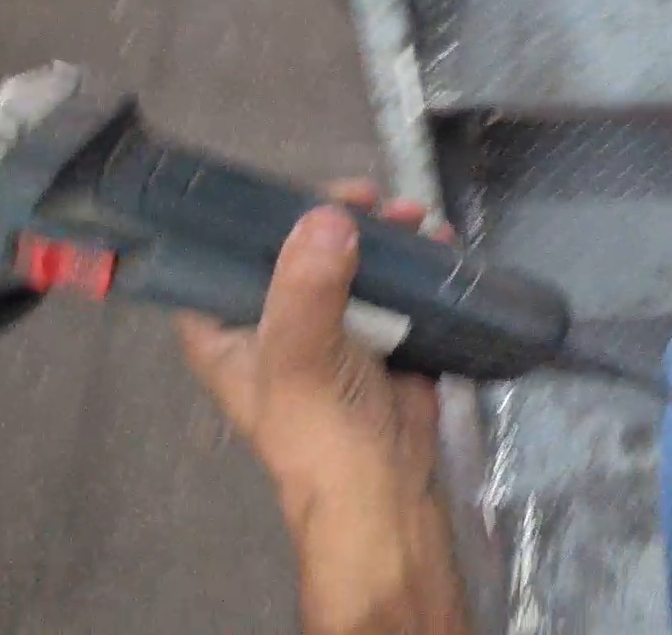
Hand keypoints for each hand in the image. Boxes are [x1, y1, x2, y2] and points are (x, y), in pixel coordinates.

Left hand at [175, 181, 470, 634]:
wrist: (385, 477)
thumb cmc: (322, 425)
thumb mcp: (302, 356)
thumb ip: (308, 288)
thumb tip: (329, 215)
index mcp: (231, 325)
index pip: (232, 252)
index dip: (268, 214)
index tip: (319, 194)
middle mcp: (278, 317)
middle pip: (305, 246)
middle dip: (345, 217)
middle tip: (380, 200)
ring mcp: (336, 323)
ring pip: (355, 258)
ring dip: (387, 233)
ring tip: (419, 219)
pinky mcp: (384, 329)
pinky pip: (395, 280)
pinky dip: (416, 257)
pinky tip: (439, 242)